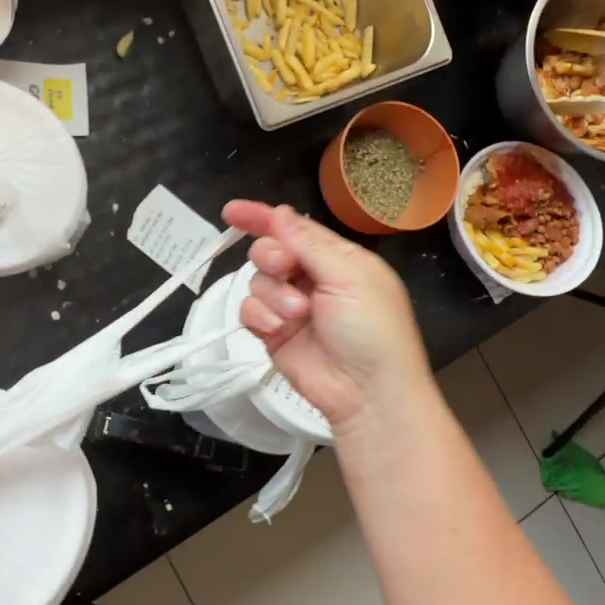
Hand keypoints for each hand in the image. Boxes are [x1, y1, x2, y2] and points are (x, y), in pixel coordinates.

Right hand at [221, 201, 431, 437]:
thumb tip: (279, 212)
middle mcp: (311, 278)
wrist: (366, 393)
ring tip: (297, 316)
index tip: (232, 211)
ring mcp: (290, 307)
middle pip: (269, 251)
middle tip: (285, 270)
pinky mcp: (273, 333)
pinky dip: (260, 316)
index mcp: (337, 259)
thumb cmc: (372, 330)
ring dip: (273, 295)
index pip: (294, 229)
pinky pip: (249, 311)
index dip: (262, 217)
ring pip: (257, 281)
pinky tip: (277, 329)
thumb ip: (309, 243)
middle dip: (272, 258)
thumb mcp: (349, 276)